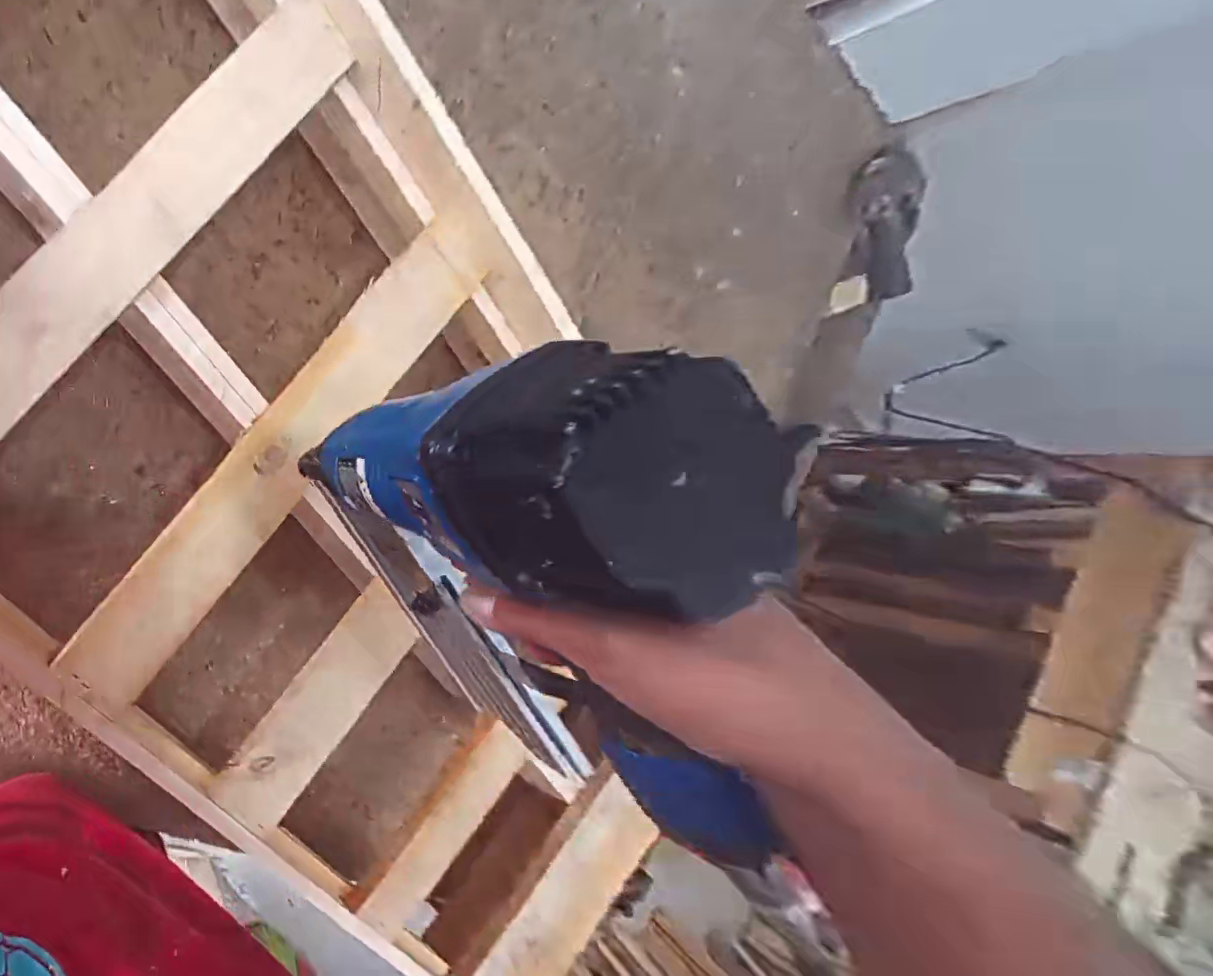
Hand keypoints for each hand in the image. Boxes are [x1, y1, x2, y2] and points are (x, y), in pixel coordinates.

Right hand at [463, 590, 918, 792]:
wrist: (837, 769)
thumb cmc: (720, 686)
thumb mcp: (613, 649)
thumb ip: (540, 618)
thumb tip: (470, 592)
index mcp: (670, 548)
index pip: (580, 537)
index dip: (532, 562)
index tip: (505, 596)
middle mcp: (690, 573)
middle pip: (595, 577)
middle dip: (553, 609)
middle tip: (536, 647)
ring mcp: (710, 616)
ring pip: (620, 612)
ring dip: (582, 636)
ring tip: (563, 666)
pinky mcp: (721, 654)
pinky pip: (647, 639)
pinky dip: (617, 655)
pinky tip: (609, 682)